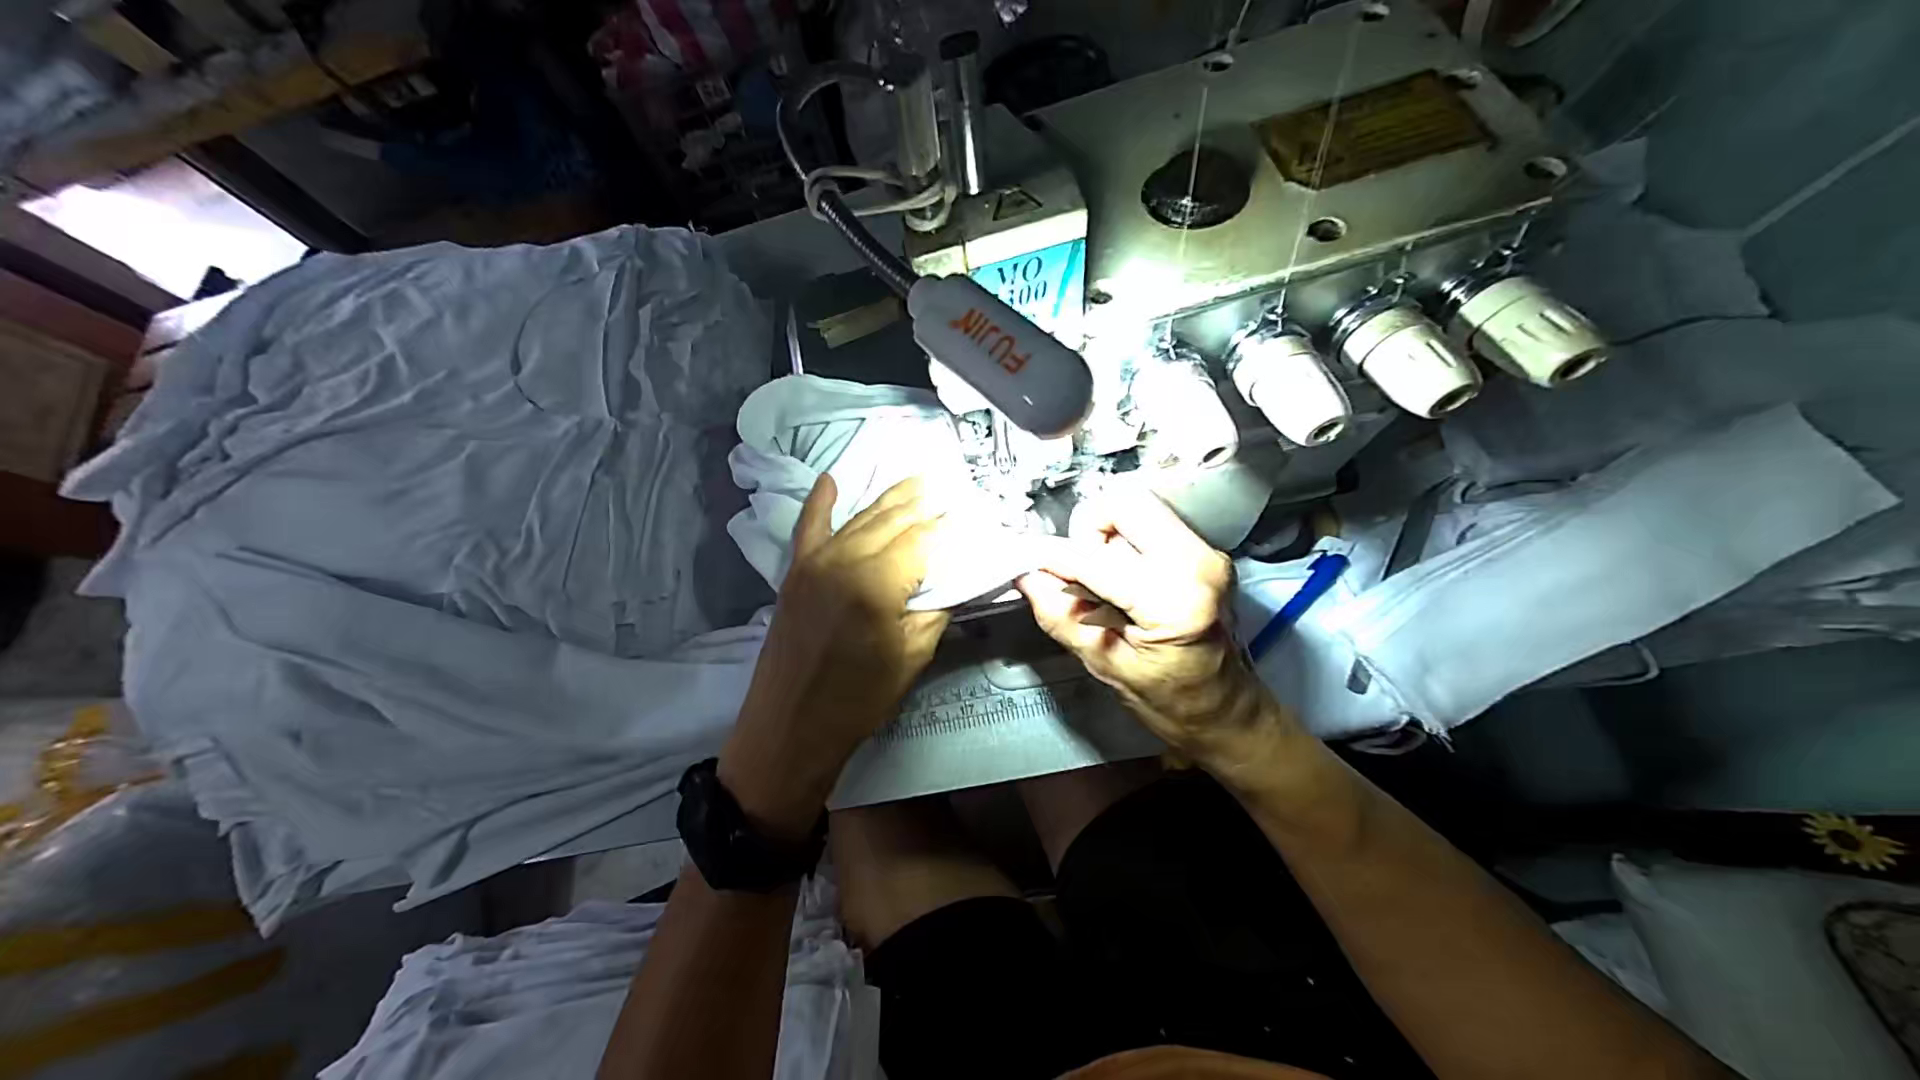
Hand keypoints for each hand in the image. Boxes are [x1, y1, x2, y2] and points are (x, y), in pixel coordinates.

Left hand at [719, 474, 949, 837]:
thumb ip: (934, 608)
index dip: (948, 526)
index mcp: (876, 582)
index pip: (922, 539)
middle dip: (924, 503)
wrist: (789, 728)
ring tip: (917, 481)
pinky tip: (832, 478)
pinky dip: (821, 501)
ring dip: (889, 499)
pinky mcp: (795, 572)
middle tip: (952, 488)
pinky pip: (809, 527)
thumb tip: (950, 578)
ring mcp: (814, 562)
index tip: (972, 514)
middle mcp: (843, 559)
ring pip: (859, 519)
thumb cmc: (858, 700)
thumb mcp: (912, 657)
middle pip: (892, 520)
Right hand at [1018, 488, 1299, 780]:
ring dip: (1105, 538)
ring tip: (1104, 586)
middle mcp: (1197, 562)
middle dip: (1088, 532)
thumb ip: (1061, 617)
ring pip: (1134, 509)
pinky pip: (1148, 524)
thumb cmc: (1172, 703)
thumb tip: (1028, 577)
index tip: (1031, 565)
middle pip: (1123, 504)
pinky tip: (1122, 583)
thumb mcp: (1106, 666)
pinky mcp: (1203, 550)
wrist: (1227, 711)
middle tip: (1080, 574)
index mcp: (1175, 600)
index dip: (1055, 560)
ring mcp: (1205, 552)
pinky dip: (1122, 543)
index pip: (1095, 558)